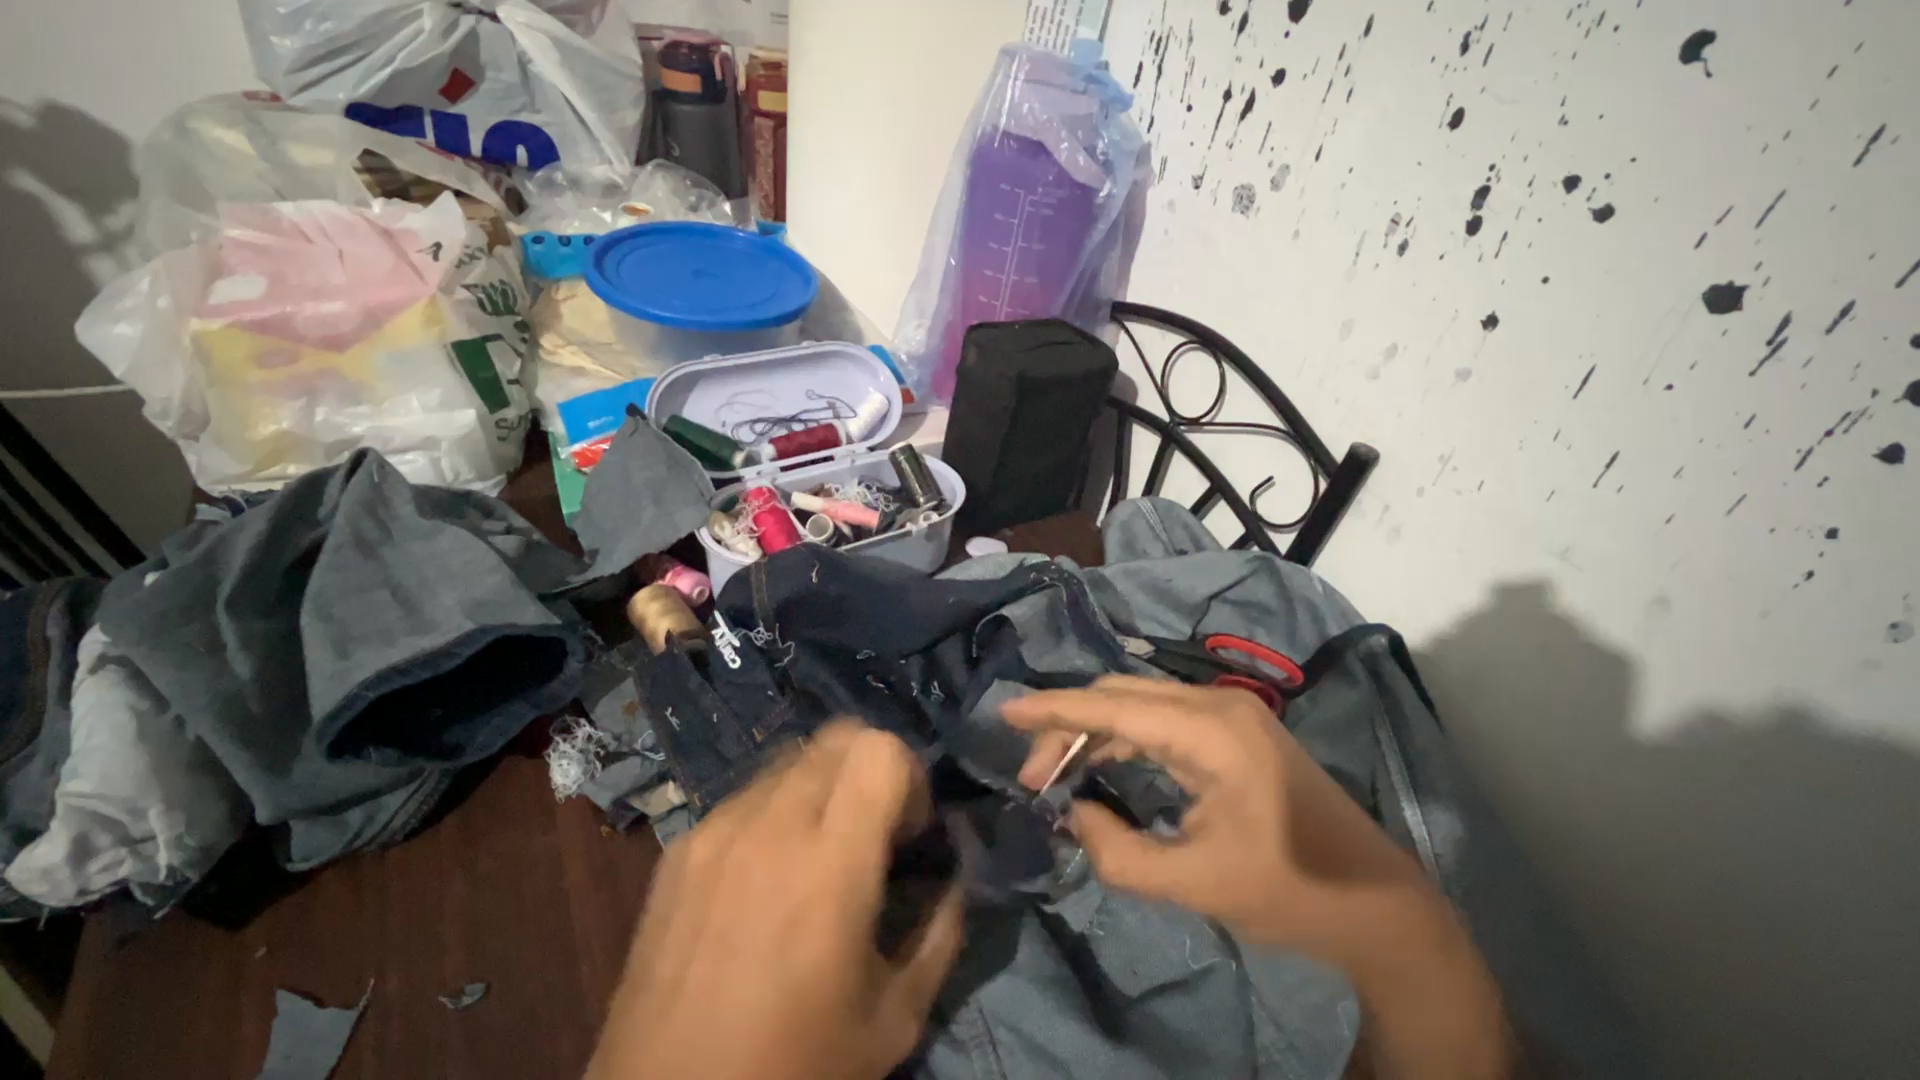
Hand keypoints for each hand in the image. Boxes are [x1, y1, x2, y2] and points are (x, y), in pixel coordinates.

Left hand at [586, 721, 964, 1079]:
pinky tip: (768, 875)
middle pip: (837, 735)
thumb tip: (958, 868)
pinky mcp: (680, 847)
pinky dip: (776, 809)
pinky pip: (746, 794)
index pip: (879, 749)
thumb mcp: (895, 1017)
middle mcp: (769, 825)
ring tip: (820, 852)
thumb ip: (942, 929)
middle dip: (872, 769)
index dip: (909, 777)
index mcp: (830, 864)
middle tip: (875, 833)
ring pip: (790, 758)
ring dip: (823, 785)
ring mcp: (715, 829)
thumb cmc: (794, 1065)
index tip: (909, 832)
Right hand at [1006, 675, 1427, 952]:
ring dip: (1095, 732)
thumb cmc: (1287, 891)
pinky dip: (1125, 737)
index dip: (1054, 710)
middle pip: (1121, 695)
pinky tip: (1103, 765)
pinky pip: (1164, 718)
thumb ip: (1116, 850)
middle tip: (1034, 778)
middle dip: (1069, 727)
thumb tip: (1073, 814)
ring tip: (1057, 777)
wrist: (1375, 902)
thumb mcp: (1191, 882)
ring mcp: (1232, 714)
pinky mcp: (1238, 731)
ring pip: (1140, 703)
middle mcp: (1218, 706)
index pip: (1112, 707)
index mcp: (1210, 732)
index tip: (1006, 713)